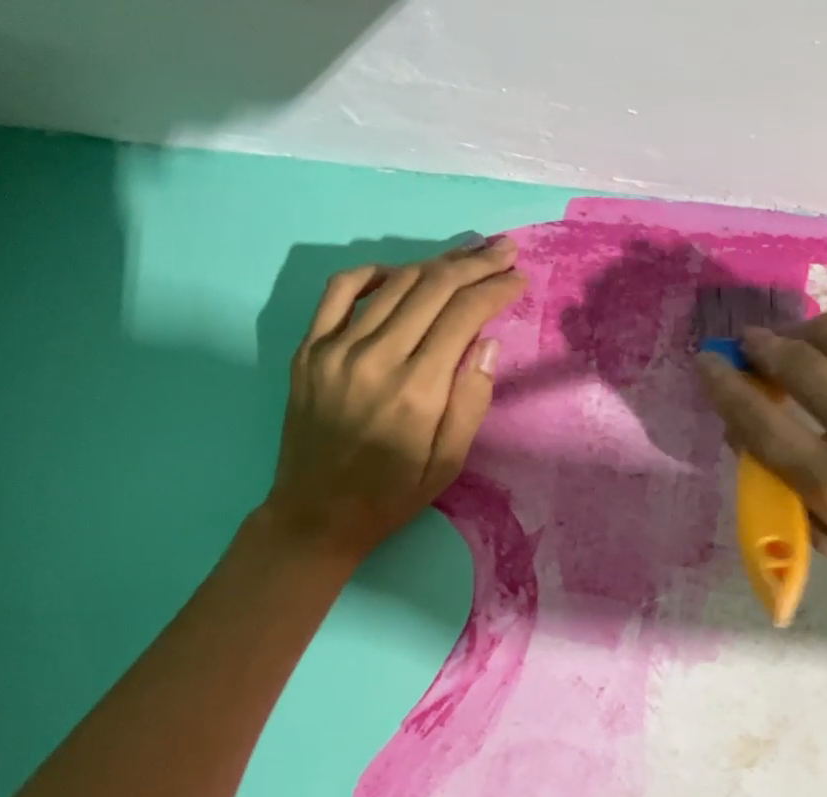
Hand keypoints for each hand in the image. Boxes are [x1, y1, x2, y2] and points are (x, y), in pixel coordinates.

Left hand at [258, 237, 525, 560]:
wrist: (315, 514)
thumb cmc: (390, 497)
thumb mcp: (446, 465)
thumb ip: (470, 402)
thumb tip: (488, 340)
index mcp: (416, 390)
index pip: (463, 315)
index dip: (495, 289)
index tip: (517, 278)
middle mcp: (376, 357)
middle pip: (432, 287)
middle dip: (473, 264)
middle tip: (501, 252)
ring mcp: (335, 348)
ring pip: (393, 283)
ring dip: (434, 264)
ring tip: (463, 258)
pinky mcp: (309, 349)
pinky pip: (341, 290)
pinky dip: (374, 273)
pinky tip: (399, 274)